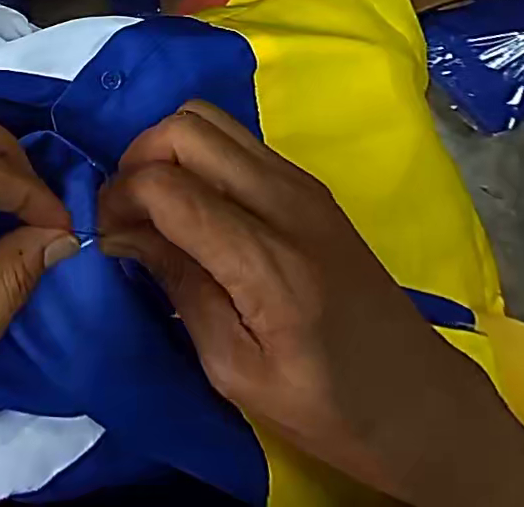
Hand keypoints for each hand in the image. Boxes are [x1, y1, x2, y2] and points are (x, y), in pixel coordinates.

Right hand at [98, 101, 523, 506]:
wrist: (418, 397)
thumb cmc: (327, 404)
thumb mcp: (235, 371)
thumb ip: (179, 286)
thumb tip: (125, 232)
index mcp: (266, 260)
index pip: (167, 185)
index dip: (119, 199)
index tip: (106, 233)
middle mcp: (284, 199)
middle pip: (186, 126)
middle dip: (138, 157)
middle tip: (127, 211)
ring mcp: (300, 181)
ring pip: (211, 118)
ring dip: (168, 149)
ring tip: (156, 203)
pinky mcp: (307, 181)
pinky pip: (236, 138)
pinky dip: (199, 153)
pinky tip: (196, 202)